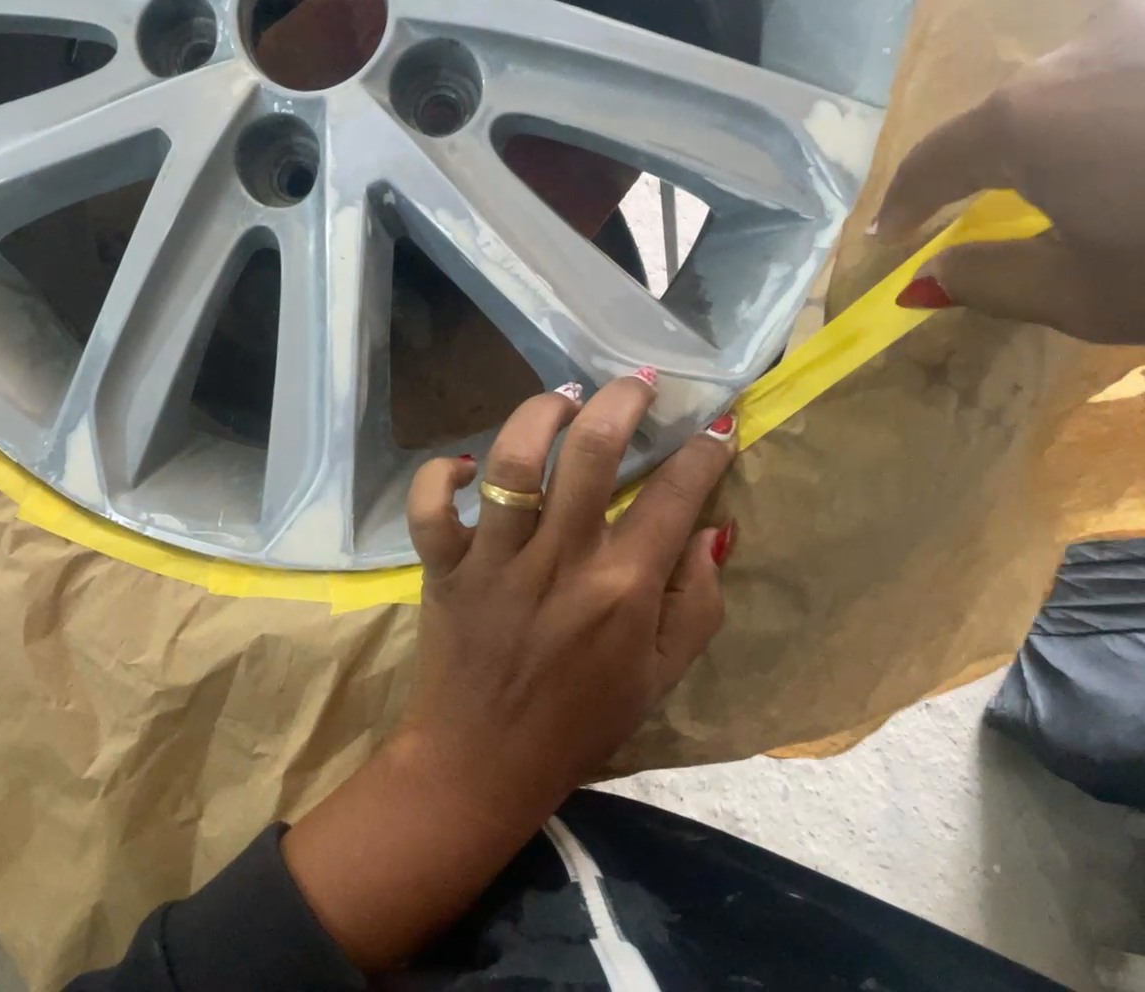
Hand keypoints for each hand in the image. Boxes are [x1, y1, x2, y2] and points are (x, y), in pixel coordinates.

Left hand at [283, 376, 738, 970]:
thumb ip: (696, 604)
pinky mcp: (444, 568)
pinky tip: (463, 466)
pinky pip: (430, 508)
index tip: (714, 422)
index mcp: (623, 590)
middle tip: (638, 382)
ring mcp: (495, 561)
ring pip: (513, 462)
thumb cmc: (580, 722)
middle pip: (592, 453)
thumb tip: (714, 530)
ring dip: (540, 415)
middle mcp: (560, 562)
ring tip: (563, 401)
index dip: (702, 450)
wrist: (484, 762)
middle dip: (622, 400)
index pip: (676, 497)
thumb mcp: (661, 676)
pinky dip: (438, 477)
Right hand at [876, 0, 1144, 345]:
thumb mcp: (1104, 301)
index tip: (898, 232)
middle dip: (1047, 154)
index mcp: (1033, 120)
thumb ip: (993, 283)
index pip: (935, 163)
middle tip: (1109, 201)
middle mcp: (1098, 29)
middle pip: (1039, 101)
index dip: (907, 203)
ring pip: (1128, 37)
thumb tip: (932, 272)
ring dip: (1134, 86)